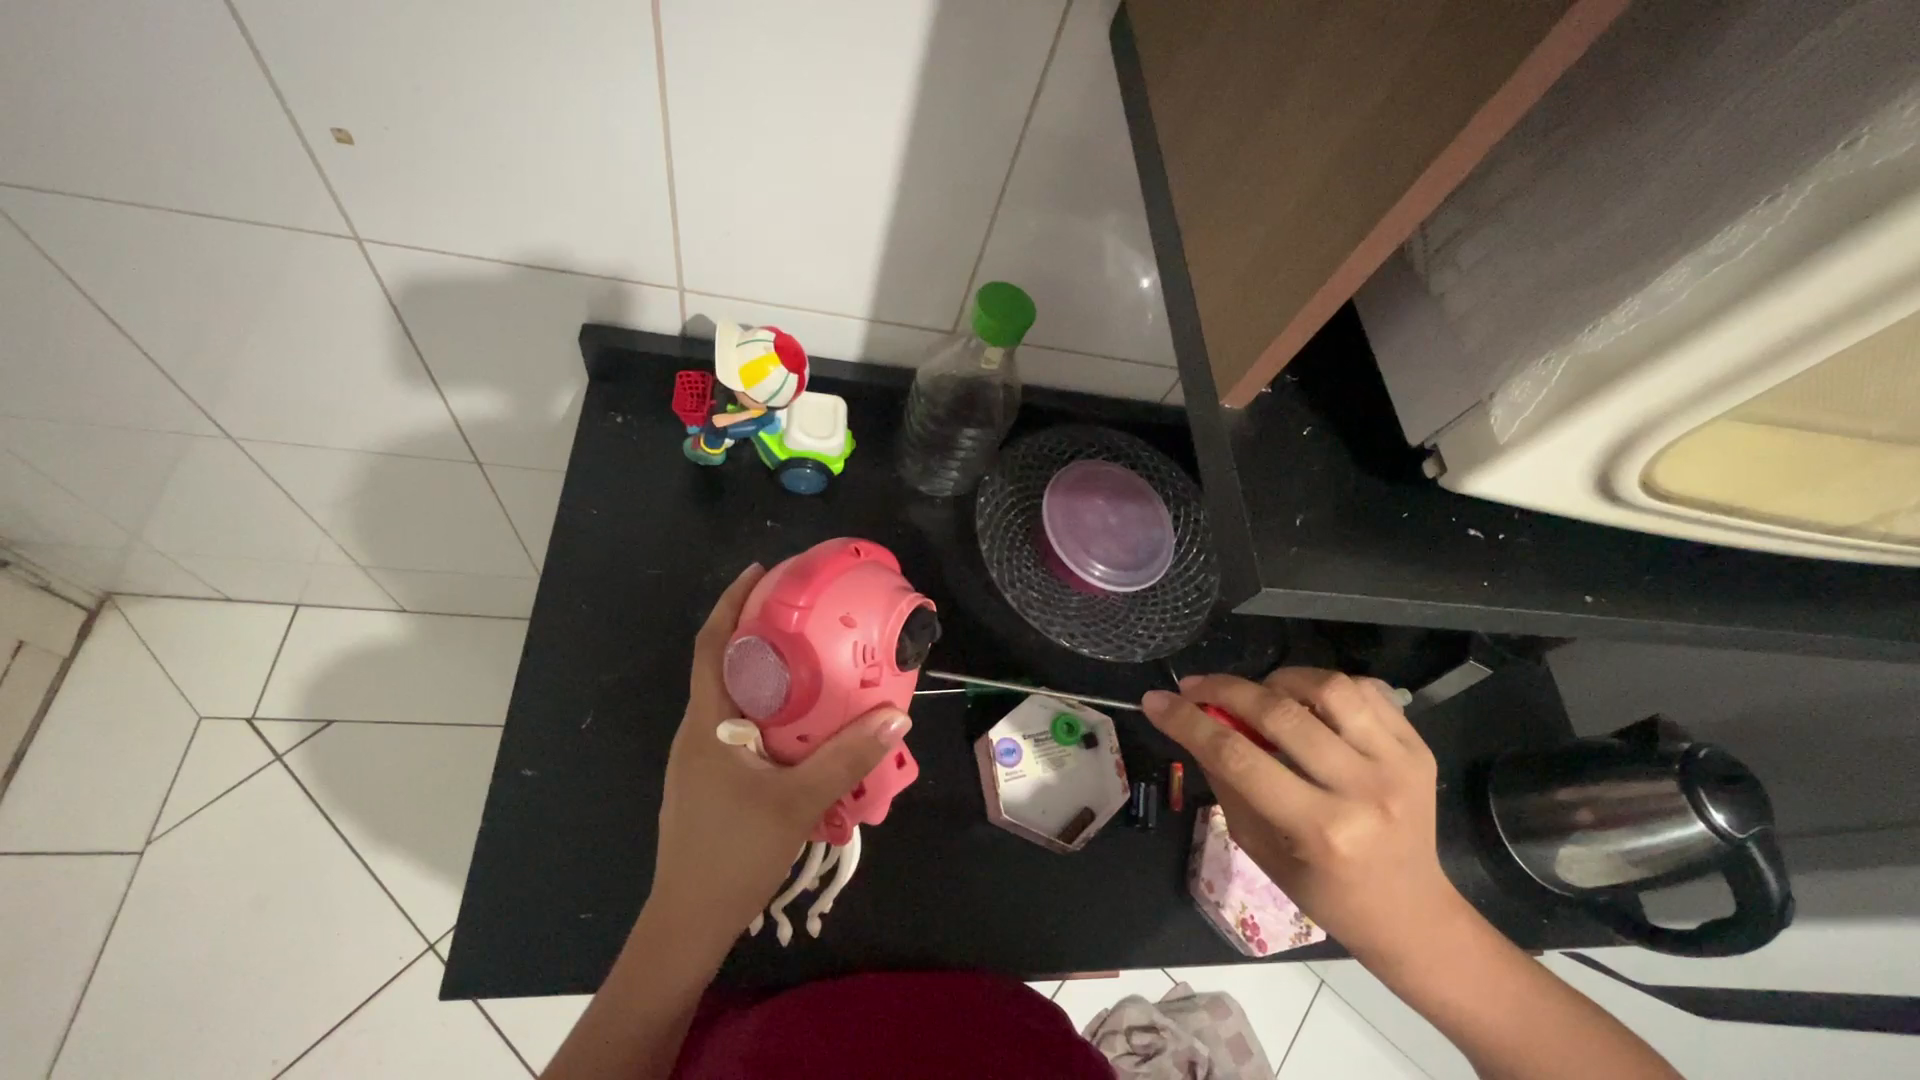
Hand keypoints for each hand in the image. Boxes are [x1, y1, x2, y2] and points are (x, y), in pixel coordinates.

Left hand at [648, 563, 911, 939]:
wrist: (688, 920)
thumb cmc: (733, 853)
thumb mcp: (798, 802)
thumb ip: (847, 757)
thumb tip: (896, 714)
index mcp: (708, 722)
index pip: (712, 645)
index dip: (733, 603)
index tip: (763, 572)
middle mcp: (699, 730)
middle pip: (724, 664)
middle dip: (759, 632)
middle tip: (807, 614)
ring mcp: (701, 757)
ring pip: (734, 698)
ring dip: (768, 674)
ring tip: (814, 663)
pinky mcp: (711, 780)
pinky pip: (741, 727)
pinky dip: (771, 711)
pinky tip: (804, 727)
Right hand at [1141, 668, 1462, 958]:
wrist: (1410, 910)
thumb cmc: (1324, 891)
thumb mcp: (1260, 848)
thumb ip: (1228, 782)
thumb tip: (1194, 725)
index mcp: (1320, 829)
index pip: (1239, 757)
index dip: (1188, 722)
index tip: (1156, 702)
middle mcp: (1363, 790)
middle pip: (1280, 714)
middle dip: (1224, 690)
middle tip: (1194, 687)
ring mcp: (1398, 764)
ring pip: (1328, 688)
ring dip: (1277, 679)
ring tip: (1256, 692)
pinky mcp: (1418, 747)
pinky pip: (1365, 691)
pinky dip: (1322, 685)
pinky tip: (1302, 699)